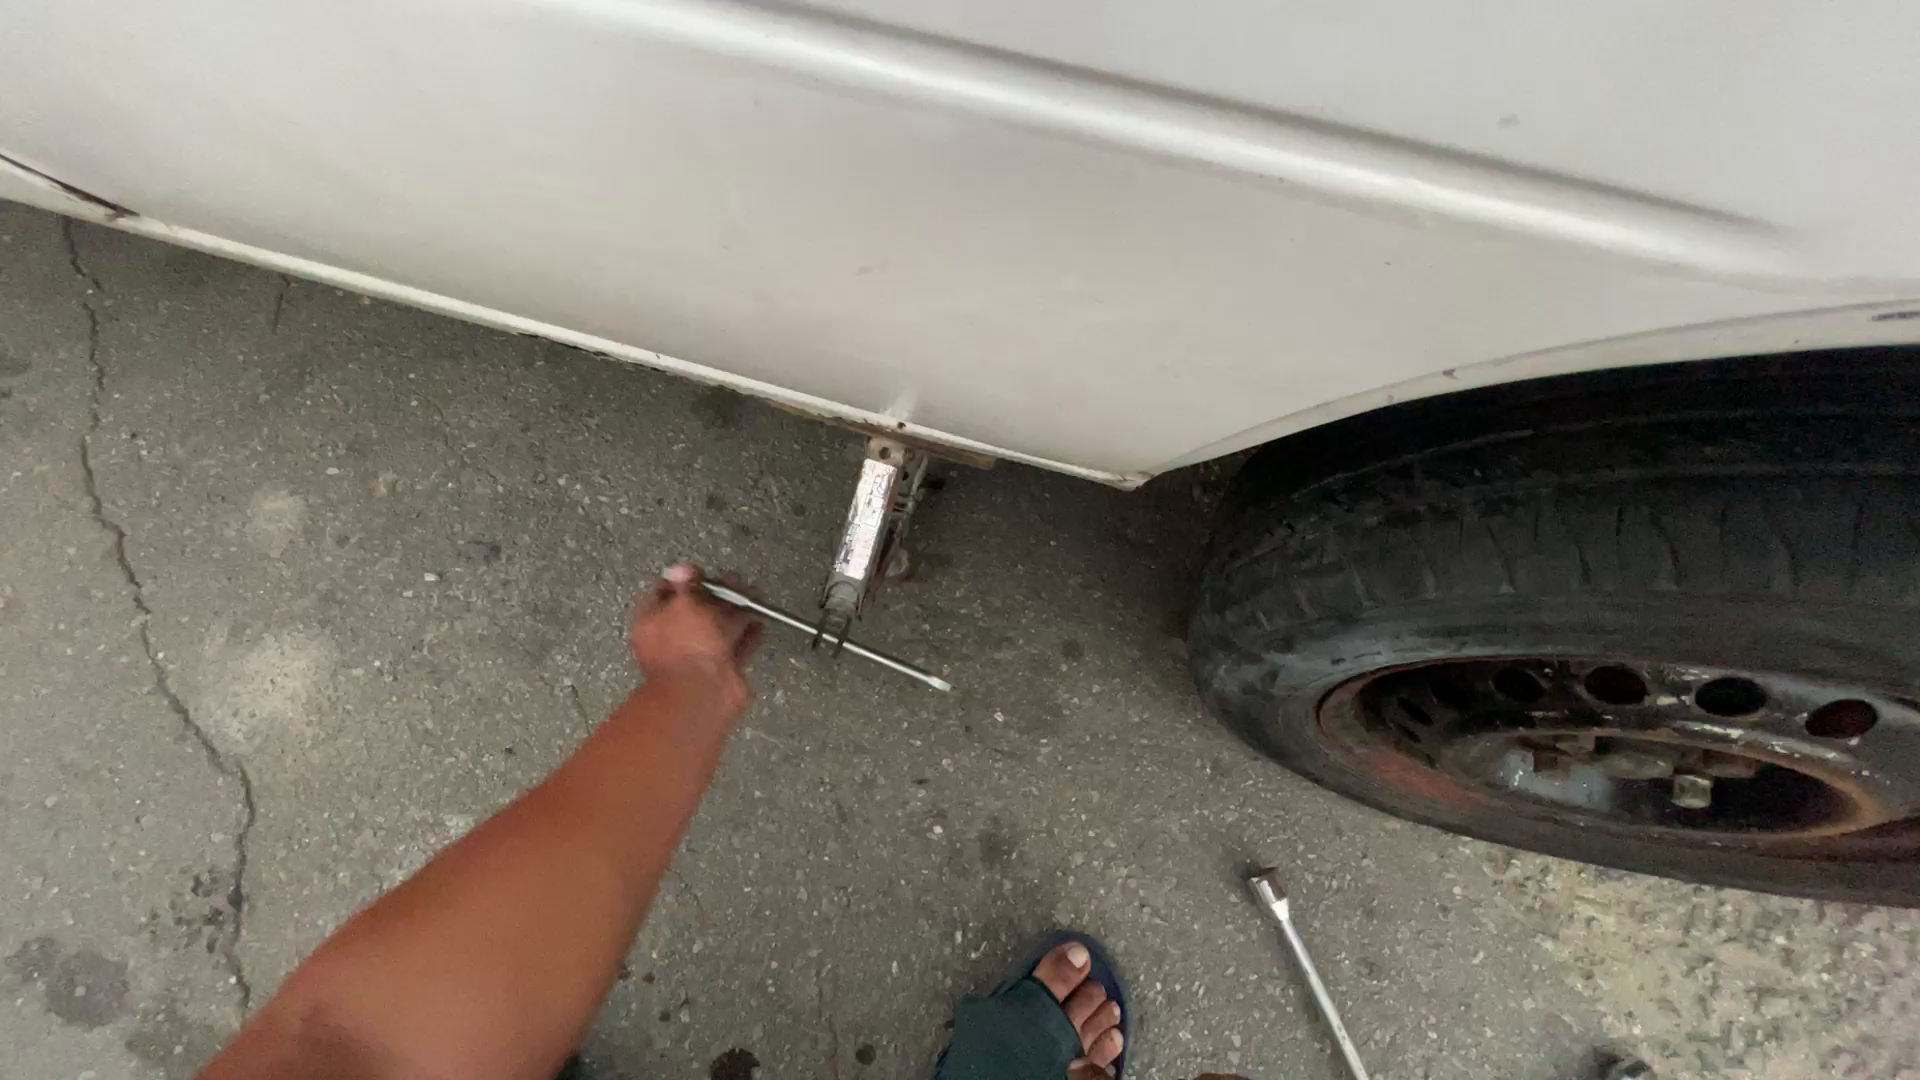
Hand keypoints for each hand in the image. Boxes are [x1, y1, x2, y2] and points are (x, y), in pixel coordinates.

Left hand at [630, 563, 761, 711]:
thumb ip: (685, 584)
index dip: (683, 579)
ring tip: (754, 596)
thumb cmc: (685, 648)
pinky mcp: (722, 668)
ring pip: (719, 626)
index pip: (664, 592)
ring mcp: (698, 654)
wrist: (702, 694)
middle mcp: (673, 638)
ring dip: (737, 611)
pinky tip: (759, 623)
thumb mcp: (683, 605)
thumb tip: (681, 568)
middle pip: (696, 609)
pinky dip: (749, 634)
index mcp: (653, 622)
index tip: (703, 571)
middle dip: (717, 594)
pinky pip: (737, 646)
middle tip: (735, 582)